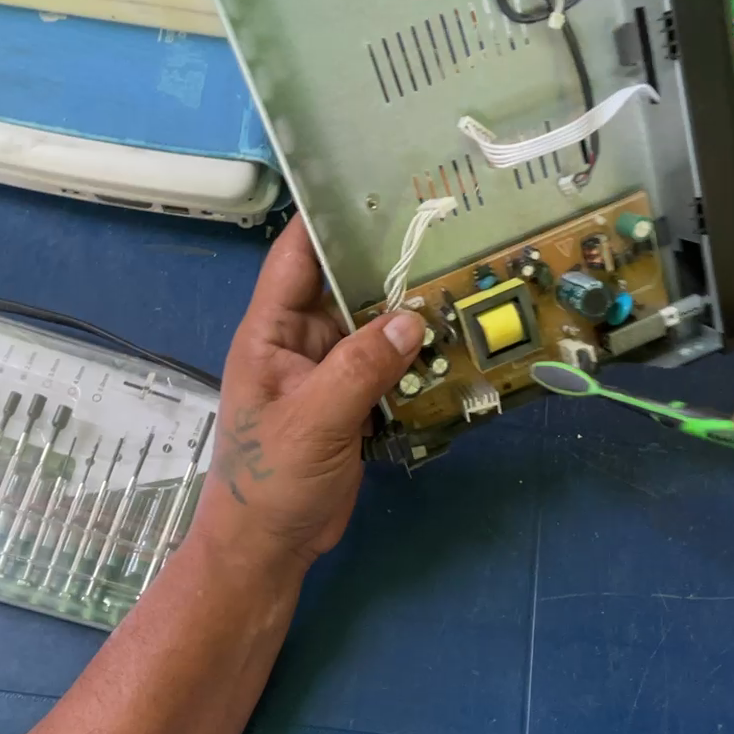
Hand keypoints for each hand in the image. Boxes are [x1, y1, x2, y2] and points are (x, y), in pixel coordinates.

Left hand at [187, 218, 422, 571]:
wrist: (270, 547)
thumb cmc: (271, 481)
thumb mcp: (313, 420)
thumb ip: (360, 368)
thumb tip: (412, 319)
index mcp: (272, 334)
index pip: (295, 257)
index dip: (327, 218)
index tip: (374, 186)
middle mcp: (301, 345)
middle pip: (346, 289)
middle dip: (388, 268)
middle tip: (446, 235)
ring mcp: (329, 377)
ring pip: (373, 332)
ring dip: (409, 318)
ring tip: (463, 285)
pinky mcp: (353, 407)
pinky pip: (387, 372)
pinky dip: (415, 362)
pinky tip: (453, 347)